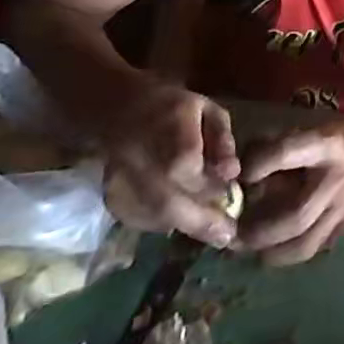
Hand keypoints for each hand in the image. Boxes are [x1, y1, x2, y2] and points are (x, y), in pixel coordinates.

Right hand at [98, 76, 241, 246]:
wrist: (120, 110)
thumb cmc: (173, 108)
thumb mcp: (208, 111)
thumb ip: (223, 140)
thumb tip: (233, 173)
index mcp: (169, 132)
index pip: (187, 169)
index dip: (210, 188)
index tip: (233, 202)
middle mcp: (142, 161)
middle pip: (168, 203)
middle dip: (201, 223)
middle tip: (226, 236)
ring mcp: (120, 183)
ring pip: (155, 217)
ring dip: (185, 226)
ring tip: (210, 229)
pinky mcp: (110, 198)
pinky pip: (140, 220)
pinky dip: (164, 224)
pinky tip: (181, 219)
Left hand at [234, 123, 343, 265]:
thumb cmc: (332, 136)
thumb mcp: (303, 128)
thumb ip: (270, 148)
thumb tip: (236, 173)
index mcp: (325, 146)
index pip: (290, 153)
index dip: (261, 164)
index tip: (241, 175)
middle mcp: (335, 181)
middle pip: (297, 216)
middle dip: (260, 231)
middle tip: (234, 234)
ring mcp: (342, 209)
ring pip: (306, 244)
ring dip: (272, 252)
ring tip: (250, 248)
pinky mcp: (343, 227)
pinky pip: (314, 249)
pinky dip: (289, 254)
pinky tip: (274, 247)